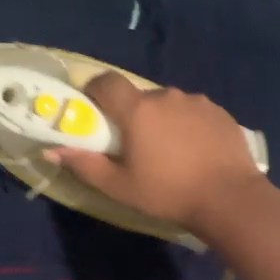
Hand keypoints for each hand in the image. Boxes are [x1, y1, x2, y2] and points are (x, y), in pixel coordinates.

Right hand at [45, 72, 275, 234]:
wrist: (228, 197)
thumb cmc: (166, 193)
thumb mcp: (118, 186)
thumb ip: (84, 165)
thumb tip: (52, 150)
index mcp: (138, 110)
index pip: (107, 82)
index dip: (95, 91)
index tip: (91, 109)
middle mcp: (167, 96)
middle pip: (139, 97)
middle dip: (131, 115)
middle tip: (132, 147)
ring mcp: (197, 102)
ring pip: (168, 105)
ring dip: (160, 122)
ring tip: (166, 154)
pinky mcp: (220, 112)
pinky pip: (193, 113)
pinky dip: (186, 127)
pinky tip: (191, 154)